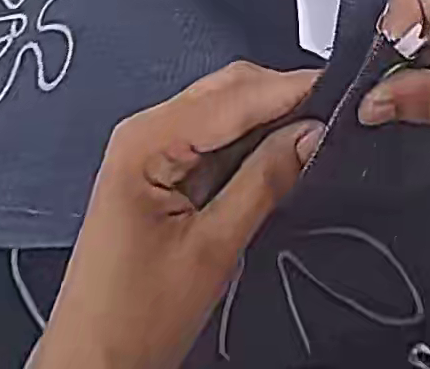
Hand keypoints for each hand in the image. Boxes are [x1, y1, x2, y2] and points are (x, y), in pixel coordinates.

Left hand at [28, 63, 323, 368]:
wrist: (92, 365)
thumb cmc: (134, 317)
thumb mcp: (212, 249)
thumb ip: (265, 180)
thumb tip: (311, 132)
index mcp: (147, 140)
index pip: (232, 97)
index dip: (288, 89)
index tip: (336, 87)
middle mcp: (146, 129)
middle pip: (227, 88)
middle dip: (281, 93)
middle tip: (333, 106)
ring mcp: (153, 145)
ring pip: (224, 105)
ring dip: (269, 111)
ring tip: (315, 122)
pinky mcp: (163, 164)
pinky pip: (216, 132)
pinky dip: (252, 133)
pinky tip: (281, 142)